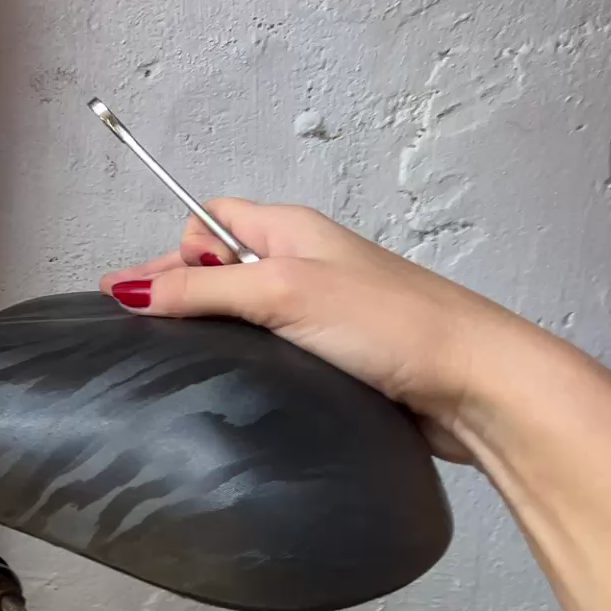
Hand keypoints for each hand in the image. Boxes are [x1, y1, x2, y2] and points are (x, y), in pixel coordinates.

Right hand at [98, 198, 572, 461]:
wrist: (485, 390)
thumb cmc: (391, 324)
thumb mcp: (279, 293)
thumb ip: (198, 289)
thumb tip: (124, 289)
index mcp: (288, 229)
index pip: (207, 220)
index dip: (179, 251)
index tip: (163, 292)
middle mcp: (300, 260)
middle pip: (216, 262)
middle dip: (183, 288)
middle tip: (152, 323)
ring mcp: (317, 306)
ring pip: (238, 305)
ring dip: (211, 324)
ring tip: (184, 352)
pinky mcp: (329, 348)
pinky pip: (263, 339)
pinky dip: (240, 351)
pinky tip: (227, 373)